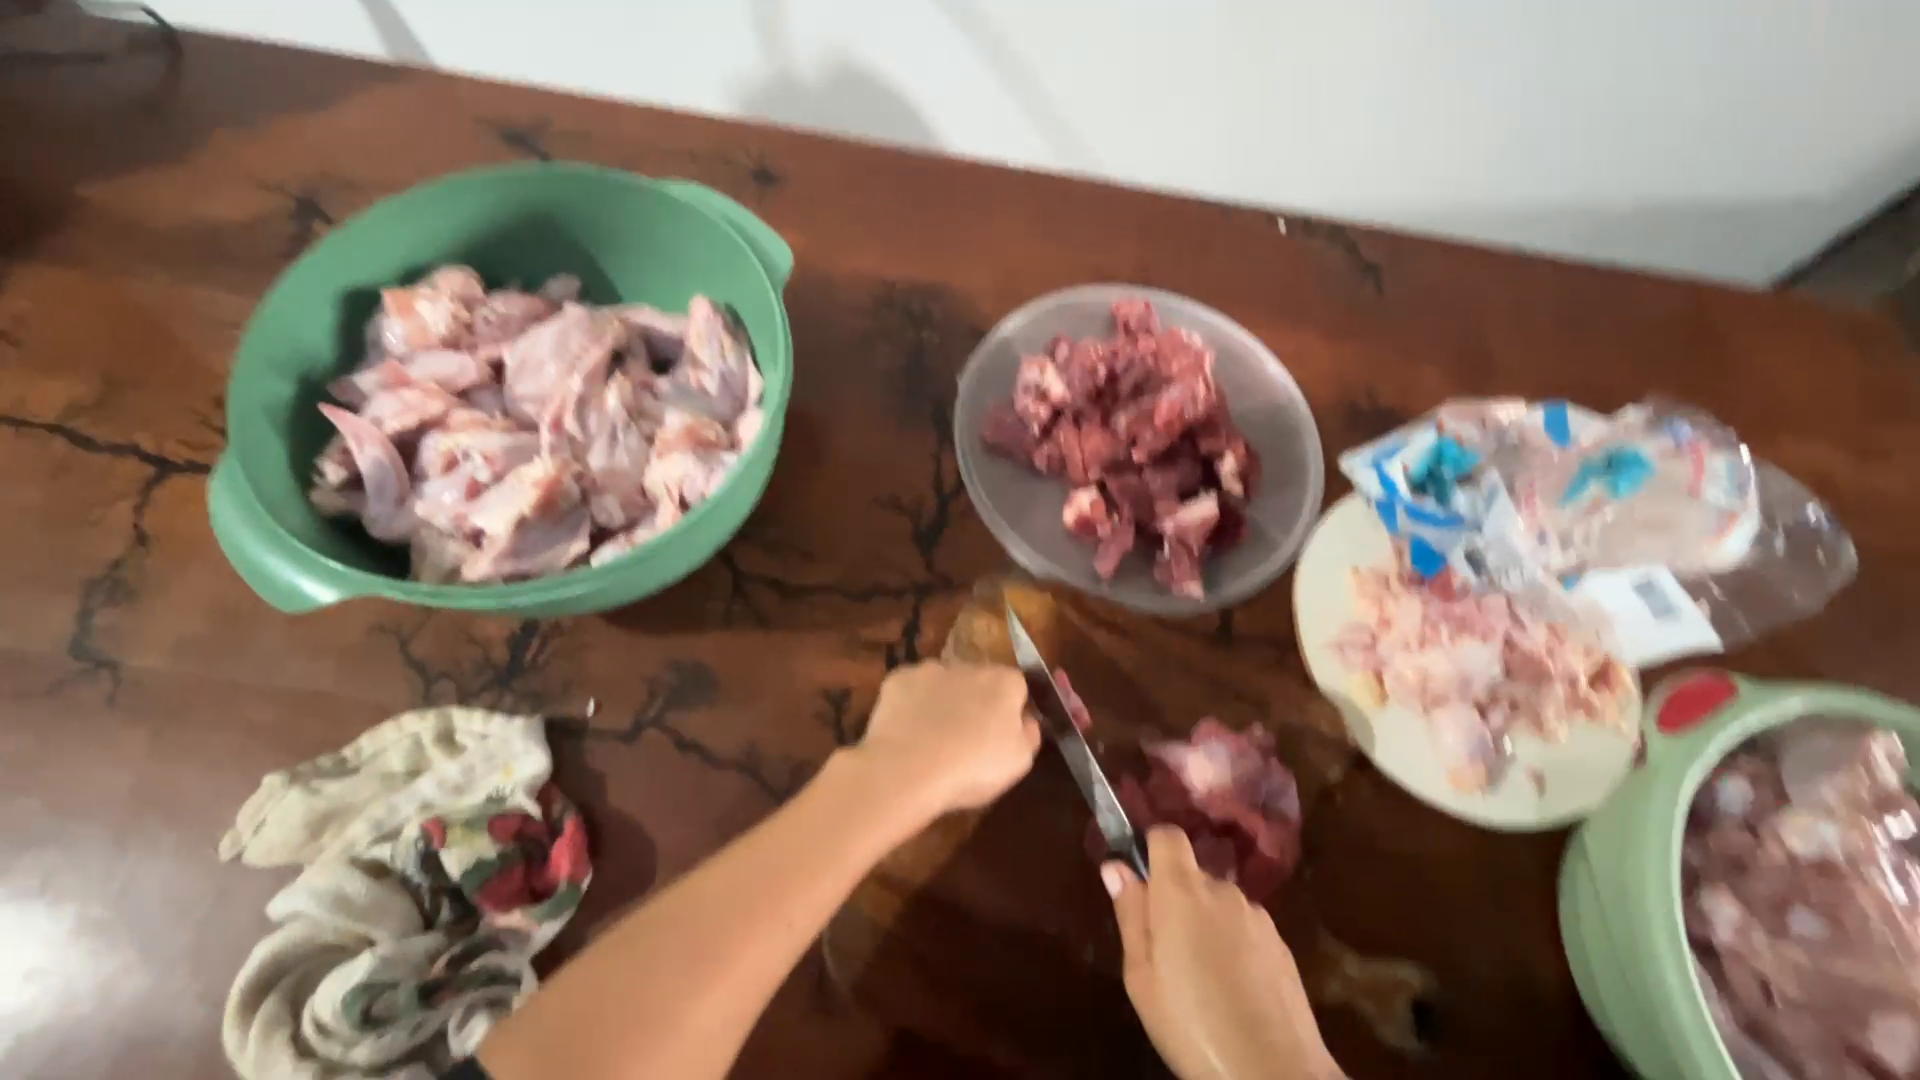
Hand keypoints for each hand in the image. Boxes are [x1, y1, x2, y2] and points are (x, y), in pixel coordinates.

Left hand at [855, 661, 1040, 813]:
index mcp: (1004, 682)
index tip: (1001, 735)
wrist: (907, 770)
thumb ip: (1029, 734)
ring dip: (942, 701)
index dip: (1011, 710)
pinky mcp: (897, 679)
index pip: (1016, 686)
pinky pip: (910, 690)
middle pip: (978, 681)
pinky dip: (911, 705)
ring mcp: (929, 670)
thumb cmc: (972, 768)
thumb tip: (1027, 720)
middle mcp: (968, 666)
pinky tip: (906, 732)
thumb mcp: (1019, 762)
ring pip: (942, 683)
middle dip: (975, 702)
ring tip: (932, 739)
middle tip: (966, 739)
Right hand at [1106, 828, 1343, 1079]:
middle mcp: (1223, 891)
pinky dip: (1232, 947)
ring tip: (1199, 978)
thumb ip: (1130, 914)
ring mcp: (1258, 917)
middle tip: (1163, 951)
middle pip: (1192, 875)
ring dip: (1205, 925)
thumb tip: (1116, 866)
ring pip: (1219, 905)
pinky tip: (1230, 990)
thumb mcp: (1141, 976)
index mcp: (1182, 891)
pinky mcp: (1281, 945)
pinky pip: (1244, 930)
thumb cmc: (1192, 1024)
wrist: (1275, 1073)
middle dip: (1175, 900)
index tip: (1140, 879)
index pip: (1168, 835)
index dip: (1151, 846)